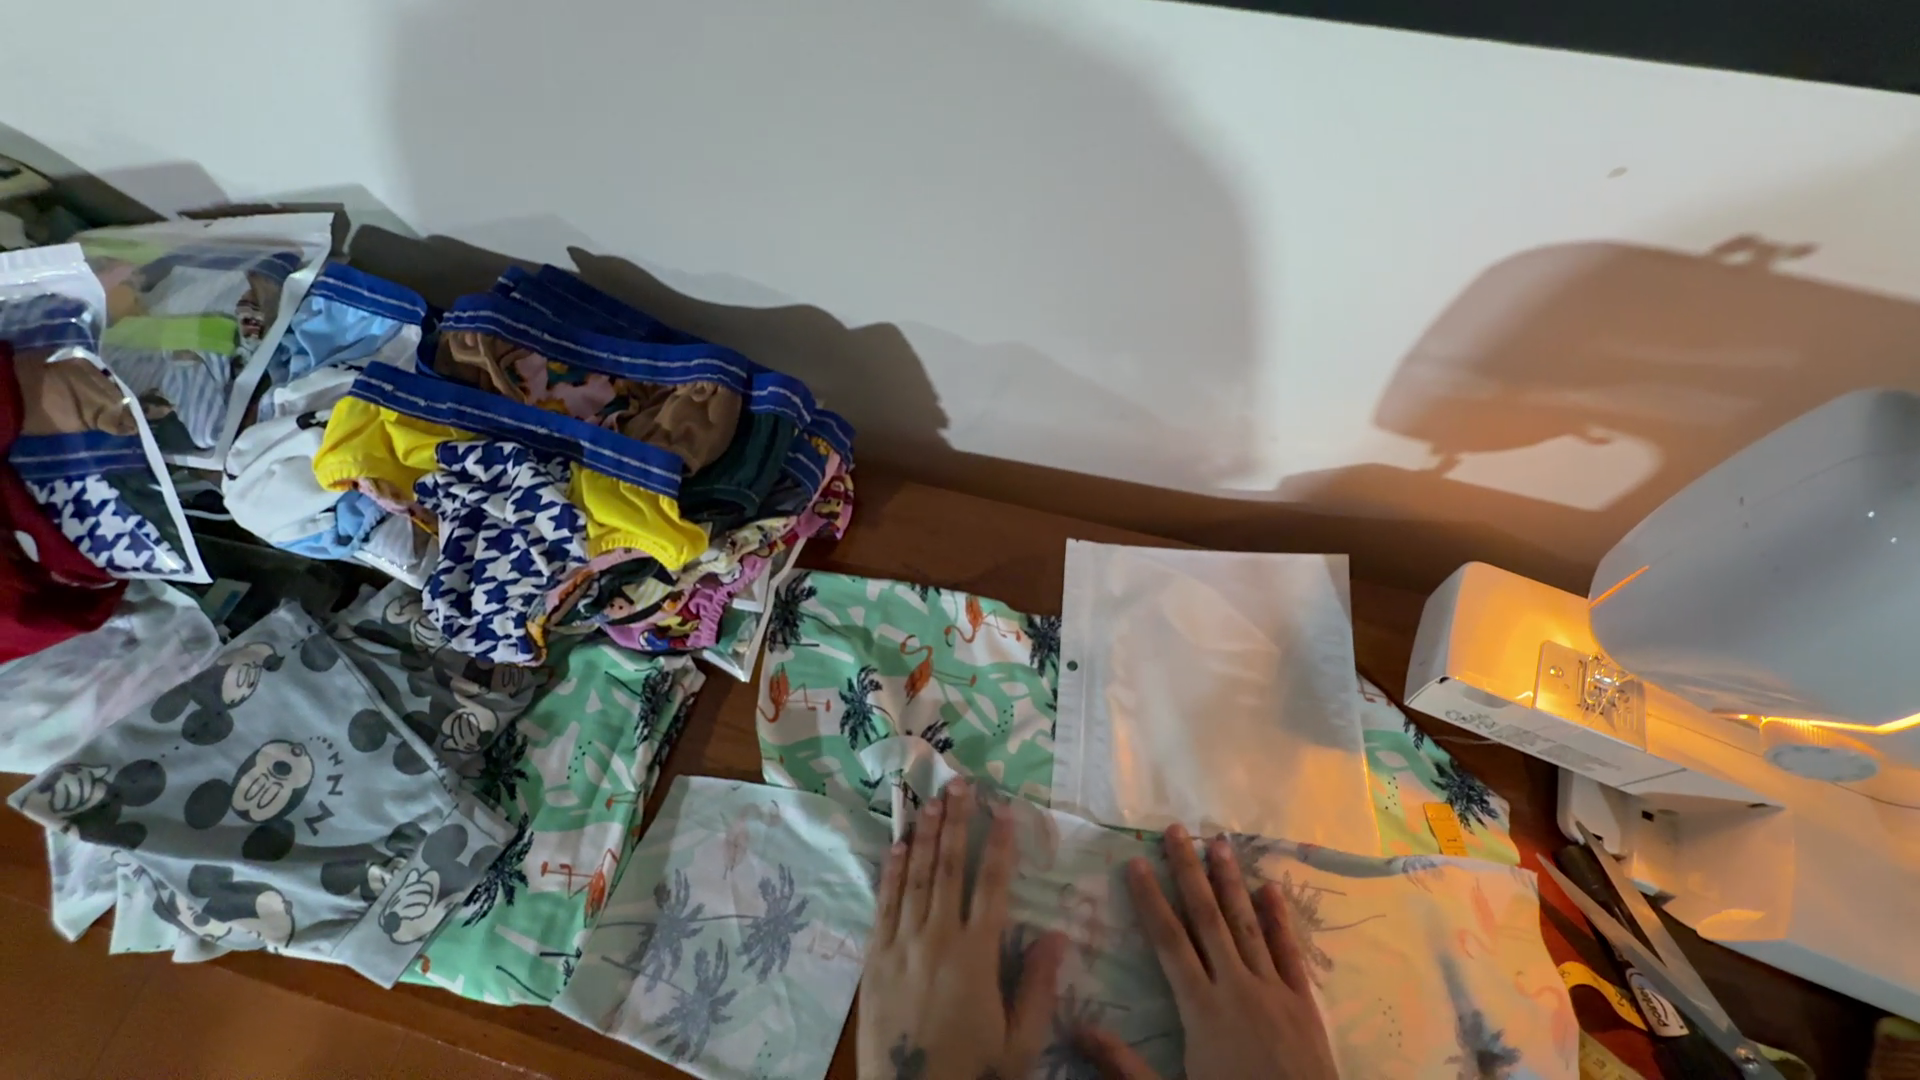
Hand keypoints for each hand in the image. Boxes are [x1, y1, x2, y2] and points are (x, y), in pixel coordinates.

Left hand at [858, 778, 1068, 1079]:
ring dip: (924, 836)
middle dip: (956, 822)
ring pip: (916, 878)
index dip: (1000, 844)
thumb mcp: (1019, 1042)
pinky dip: (892, 873)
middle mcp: (938, 939)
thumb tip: (1059, 934)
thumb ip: (1037, 986)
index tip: (1003, 809)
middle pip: (949, 868)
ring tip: (931, 800)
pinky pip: (884, 905)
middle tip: (960, 784)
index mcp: (977, 956)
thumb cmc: (972, 1073)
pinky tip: (897, 846)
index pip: (992, 886)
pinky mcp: (875, 959)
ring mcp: (901, 945)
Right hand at [1081, 825, 1338, 1079]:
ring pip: (1247, 924)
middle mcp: (1236, 987)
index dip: (1150, 898)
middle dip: (1189, 871)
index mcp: (1201, 1007)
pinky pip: (1289, 953)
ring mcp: (1273, 992)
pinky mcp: (1304, 1005)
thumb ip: (1123, 1064)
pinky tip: (1270, 889)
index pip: (1168, 940)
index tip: (1135, 861)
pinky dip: (1280, 919)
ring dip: (1230, 881)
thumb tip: (1074, 1028)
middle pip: (1207, 918)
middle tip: (1176, 830)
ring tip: (1219, 842)